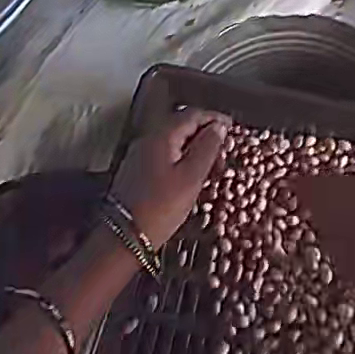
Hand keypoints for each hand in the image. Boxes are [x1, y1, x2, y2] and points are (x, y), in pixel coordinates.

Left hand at [112, 107, 231, 245]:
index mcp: (162, 136)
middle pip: (181, 125)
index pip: (192, 115)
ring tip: (211, 164)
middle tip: (223, 147)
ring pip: (173, 141)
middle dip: (205, 133)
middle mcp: (148, 140)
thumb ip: (207, 148)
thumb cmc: (160, 207)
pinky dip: (182, 158)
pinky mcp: (137, 171)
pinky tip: (191, 174)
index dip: (214, 118)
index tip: (231, 126)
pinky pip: (165, 154)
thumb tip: (218, 127)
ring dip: (194, 147)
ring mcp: (140, 155)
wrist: (123, 238)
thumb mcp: (191, 177)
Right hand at [292, 175, 354, 349]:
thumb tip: (314, 211)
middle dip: (318, 183)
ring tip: (316, 196)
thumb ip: (333, 235)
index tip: (287, 186)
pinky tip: (344, 207)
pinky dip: (352, 194)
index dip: (306, 186)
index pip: (328, 190)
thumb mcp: (354, 271)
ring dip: (335, 187)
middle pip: (342, 183)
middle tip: (297, 189)